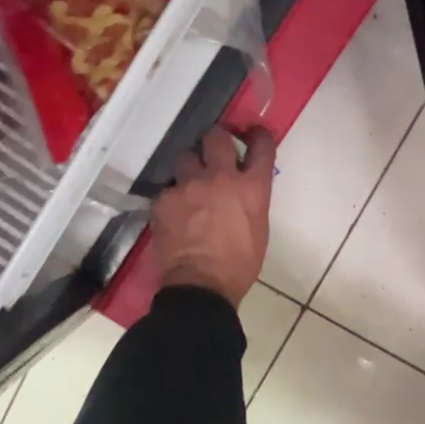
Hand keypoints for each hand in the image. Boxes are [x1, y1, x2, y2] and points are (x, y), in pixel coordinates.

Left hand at [151, 125, 274, 306]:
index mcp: (251, 187)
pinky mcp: (163, 199)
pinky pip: (168, 189)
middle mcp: (220, 177)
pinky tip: (174, 214)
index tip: (253, 135)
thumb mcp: (258, 230)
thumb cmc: (238, 266)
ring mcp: (188, 185)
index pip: (261, 146)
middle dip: (216, 142)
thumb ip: (251, 202)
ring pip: (186, 157)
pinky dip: (172, 198)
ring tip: (189, 185)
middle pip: (216, 137)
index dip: (258, 136)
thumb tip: (241, 194)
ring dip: (190, 167)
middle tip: (214, 153)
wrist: (201, 287)